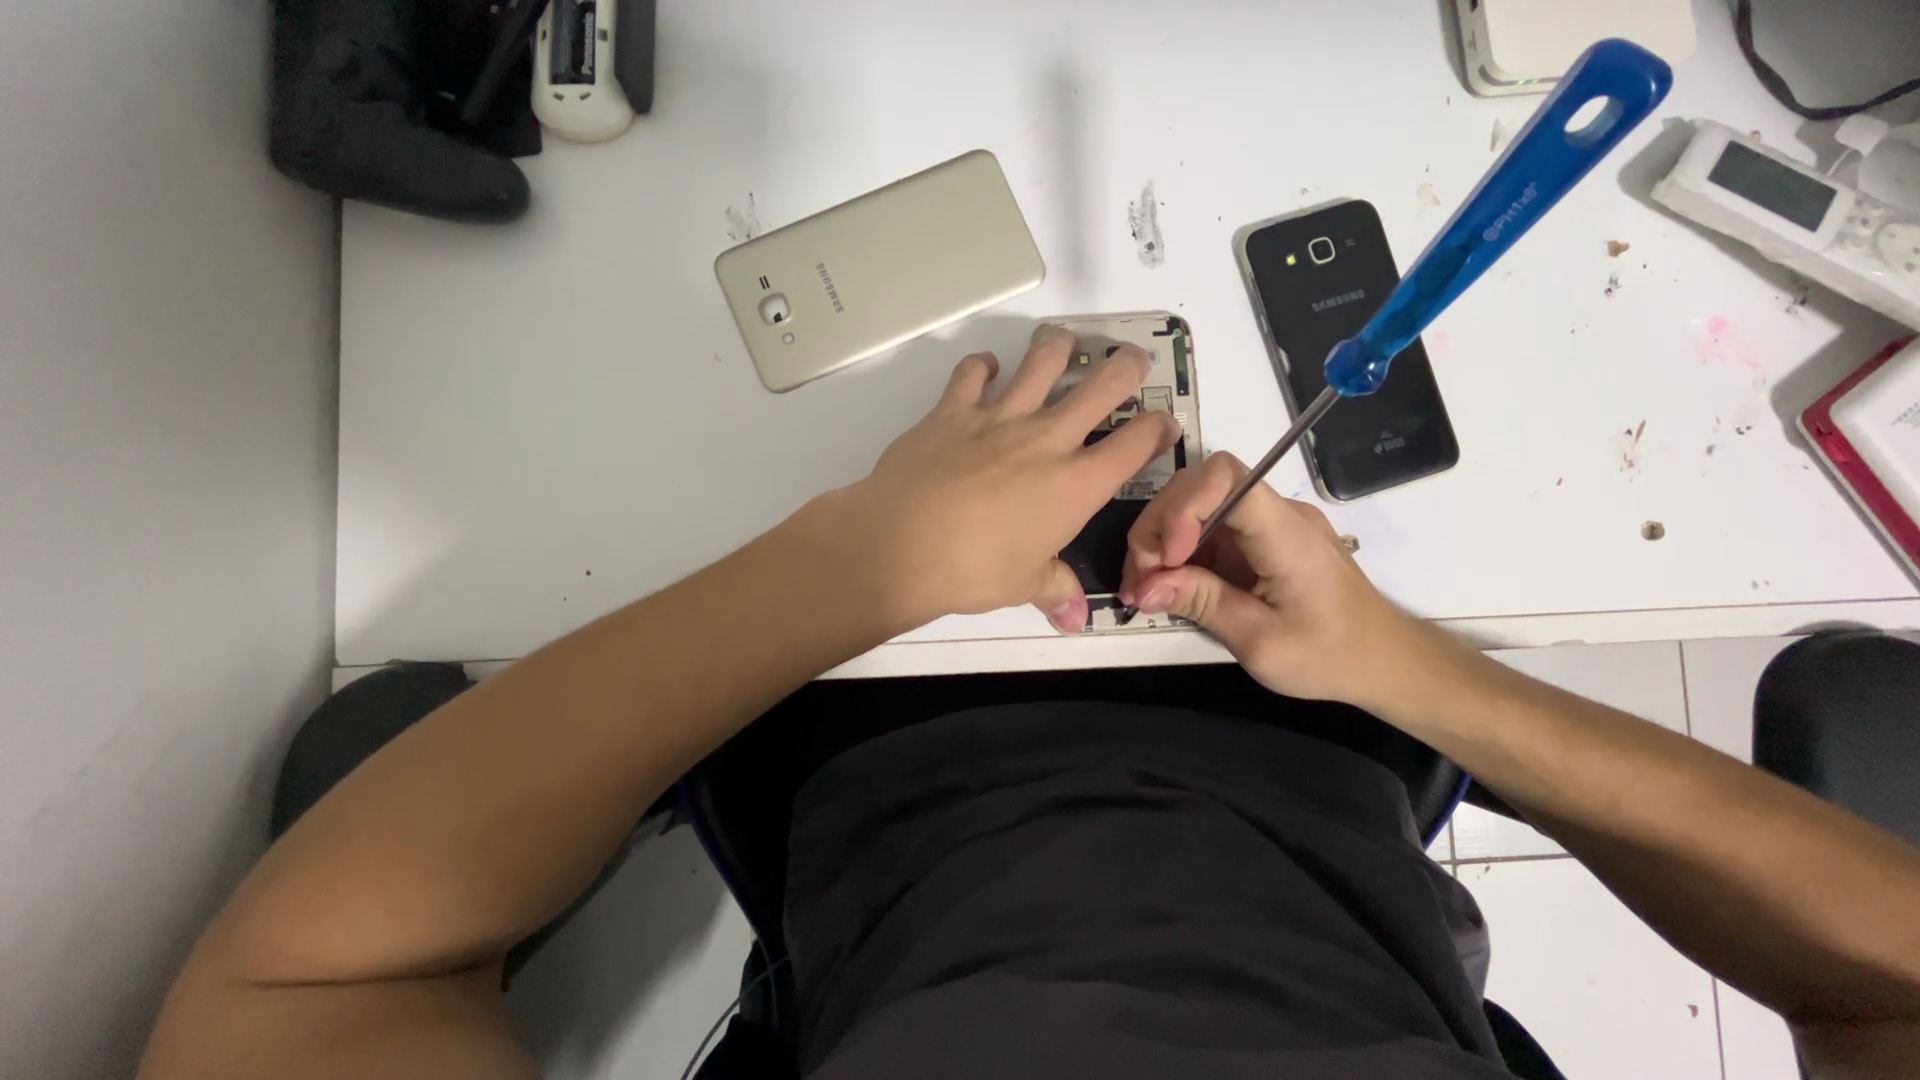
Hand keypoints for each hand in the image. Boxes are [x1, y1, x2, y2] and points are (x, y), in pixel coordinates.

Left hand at [832, 324, 1178, 631]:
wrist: (901, 544)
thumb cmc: (973, 571)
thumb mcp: (1023, 585)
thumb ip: (1055, 589)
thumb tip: (1076, 619)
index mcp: (1076, 484)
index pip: (1136, 443)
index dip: (1159, 429)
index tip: (1163, 426)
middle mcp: (1047, 439)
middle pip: (1103, 386)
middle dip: (1126, 368)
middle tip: (1132, 360)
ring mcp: (999, 417)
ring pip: (1043, 360)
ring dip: (1059, 345)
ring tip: (1065, 341)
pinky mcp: (953, 409)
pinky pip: (973, 371)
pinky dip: (982, 364)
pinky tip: (986, 366)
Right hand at [1119, 452, 1440, 707]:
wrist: (1383, 662)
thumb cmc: (1330, 656)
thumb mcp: (1261, 642)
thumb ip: (1203, 604)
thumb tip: (1145, 587)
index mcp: (1286, 534)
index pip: (1227, 477)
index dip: (1183, 506)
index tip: (1166, 556)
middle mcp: (1277, 515)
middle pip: (1201, 487)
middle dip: (1159, 527)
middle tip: (1137, 579)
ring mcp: (1268, 526)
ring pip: (1197, 508)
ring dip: (1161, 543)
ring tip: (1141, 589)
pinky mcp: (1259, 542)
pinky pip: (1209, 533)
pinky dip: (1178, 556)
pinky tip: (1161, 587)